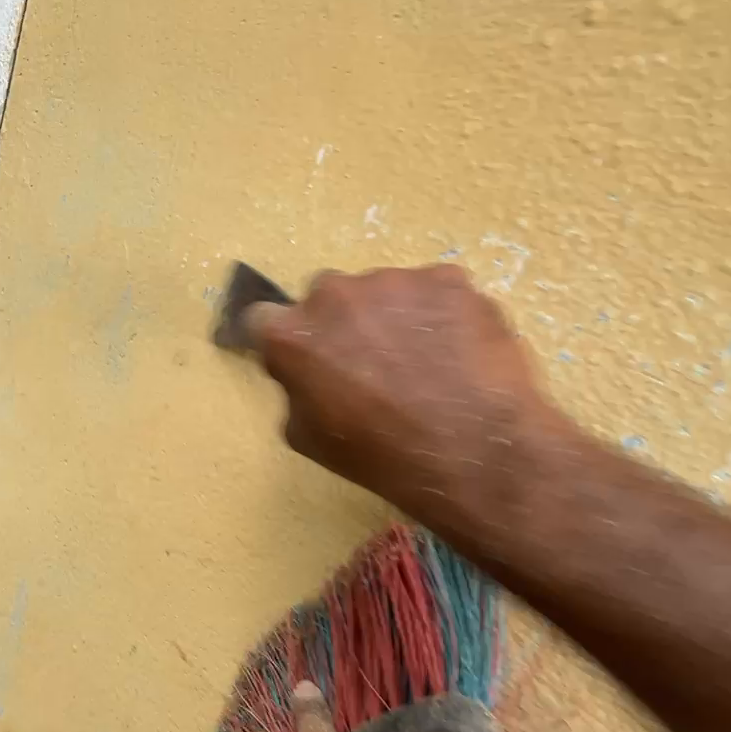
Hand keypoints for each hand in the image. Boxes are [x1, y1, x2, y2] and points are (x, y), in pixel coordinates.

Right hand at [243, 265, 565, 524]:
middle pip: (324, 296)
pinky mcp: (447, 279)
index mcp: (288, 335)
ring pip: (381, 292)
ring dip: (389, 316)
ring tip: (420, 360)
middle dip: (337, 322)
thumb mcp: (305, 436)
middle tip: (365, 361)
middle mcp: (332, 294)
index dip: (280, 338)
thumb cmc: (375, 452)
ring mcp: (392, 281)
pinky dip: (437, 314)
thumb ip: (295, 390)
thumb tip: (309, 376)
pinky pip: (432, 291)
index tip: (299, 357)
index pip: (261, 318)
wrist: (469, 449)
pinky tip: (454, 350)